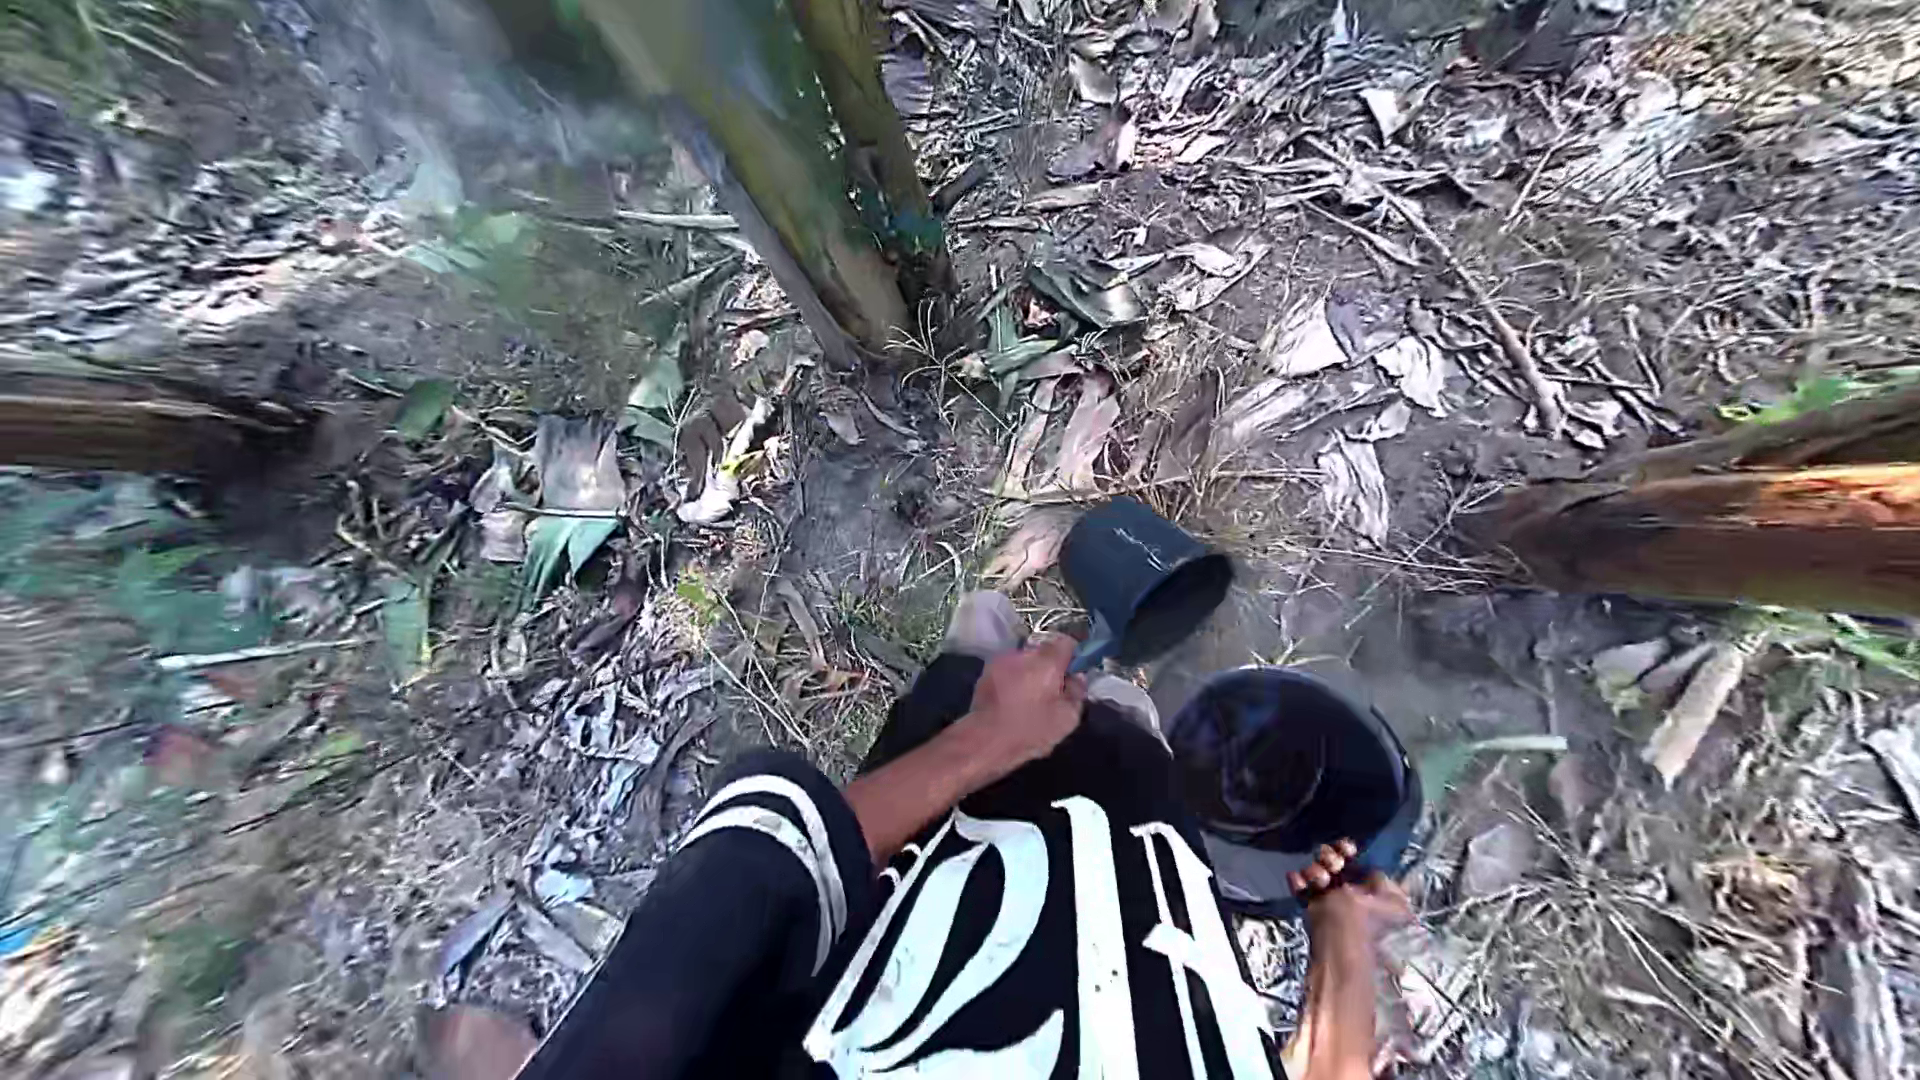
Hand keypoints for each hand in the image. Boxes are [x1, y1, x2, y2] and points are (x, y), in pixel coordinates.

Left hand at [948, 633, 1086, 789]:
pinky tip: (1011, 701)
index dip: (1073, 656)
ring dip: (1030, 674)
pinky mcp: (986, 671)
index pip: (1067, 642)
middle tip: (1052, 692)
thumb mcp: (1067, 719)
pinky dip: (1013, 680)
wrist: (984, 739)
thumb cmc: (1030, 730)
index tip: (1074, 673)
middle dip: (1050, 668)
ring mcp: (1001, 660)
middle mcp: (1023, 654)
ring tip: (1029, 699)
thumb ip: (1077, 693)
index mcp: (1046, 661)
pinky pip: (1008, 670)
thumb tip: (1076, 677)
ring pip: (1024, 662)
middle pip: (1044, 653)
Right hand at [1292, 840, 1411, 945]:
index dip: (1349, 851)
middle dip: (1329, 858)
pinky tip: (1299, 882)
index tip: (1347, 849)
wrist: (1337, 948)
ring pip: (1315, 870)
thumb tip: (1374, 871)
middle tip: (1332, 864)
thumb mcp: (1391, 902)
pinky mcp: (1310, 905)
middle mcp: (1351, 893)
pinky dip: (1298, 881)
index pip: (1357, 861)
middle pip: (1333, 861)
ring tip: (1319, 880)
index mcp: (1373, 892)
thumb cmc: (1365, 922)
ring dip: (1314, 870)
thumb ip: (1386, 882)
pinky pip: (1300, 884)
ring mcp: (1328, 899)